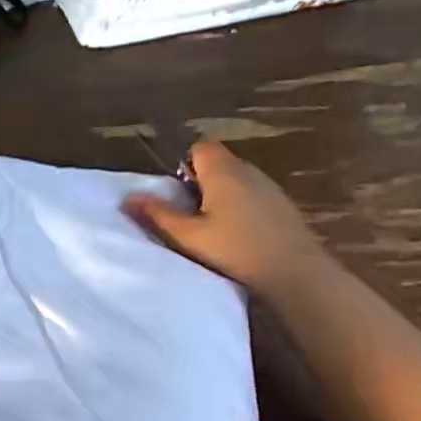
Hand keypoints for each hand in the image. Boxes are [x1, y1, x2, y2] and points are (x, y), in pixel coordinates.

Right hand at [122, 140, 325, 293]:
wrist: (293, 272)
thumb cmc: (235, 250)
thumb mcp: (189, 236)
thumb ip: (158, 215)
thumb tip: (127, 199)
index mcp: (222, 171)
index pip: (200, 148)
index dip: (185, 167)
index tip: (178, 196)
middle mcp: (248, 170)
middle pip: (218, 165)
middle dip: (201, 185)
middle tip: (191, 219)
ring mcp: (269, 187)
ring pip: (237, 182)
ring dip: (222, 199)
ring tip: (214, 233)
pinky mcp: (283, 206)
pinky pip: (254, 198)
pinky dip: (242, 211)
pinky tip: (240, 239)